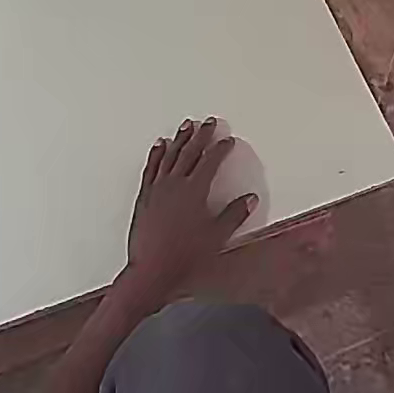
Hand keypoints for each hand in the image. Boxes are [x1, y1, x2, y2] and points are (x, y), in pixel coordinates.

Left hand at [121, 117, 256, 306]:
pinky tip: (160, 144)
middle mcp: (174, 183)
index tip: (227, 140)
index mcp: (194, 190)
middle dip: (201, 135)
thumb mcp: (217, 237)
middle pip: (190, 152)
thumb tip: (249, 199)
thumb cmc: (185, 256)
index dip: (220, 149)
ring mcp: (157, 187)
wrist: (151, 270)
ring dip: (180, 138)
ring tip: (186, 125)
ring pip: (170, 155)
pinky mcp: (144, 195)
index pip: (210, 162)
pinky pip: (151, 167)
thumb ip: (234, 215)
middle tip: (209, 122)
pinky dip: (157, 153)